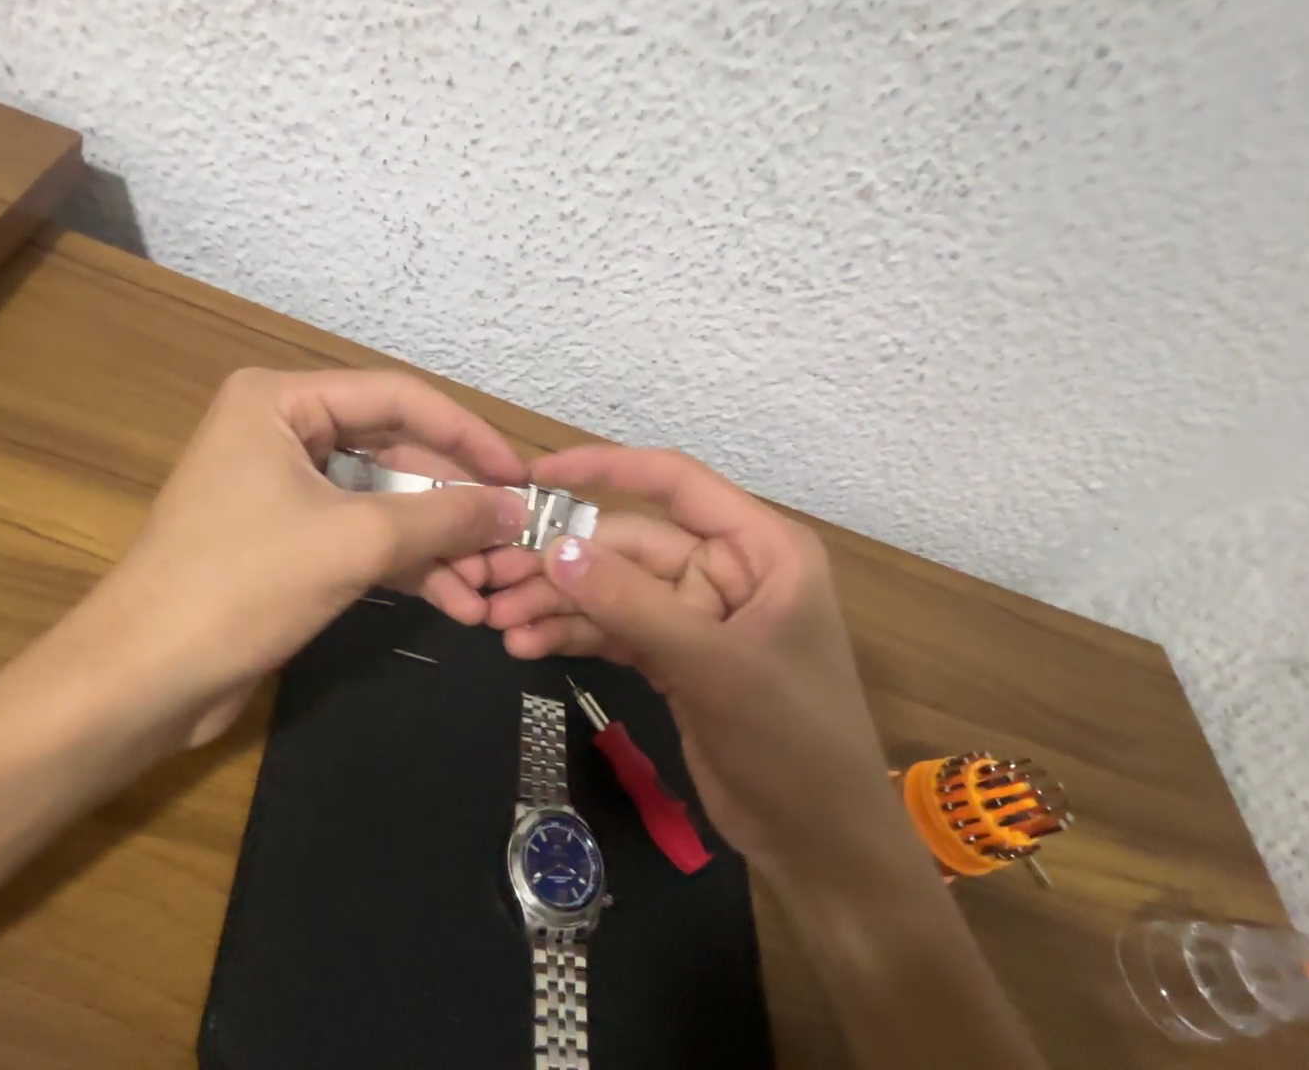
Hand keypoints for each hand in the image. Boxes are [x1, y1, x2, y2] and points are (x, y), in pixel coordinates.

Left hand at [46, 368, 528, 752]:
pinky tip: (455, 603)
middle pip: (395, 454)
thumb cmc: (241, 585)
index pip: (399, 398)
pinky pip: (361, 540)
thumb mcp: (353, 540)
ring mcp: (283, 491)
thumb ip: (442, 516)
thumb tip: (514, 507)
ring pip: (383, 504)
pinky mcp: (287, 544)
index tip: (522, 478)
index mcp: (281, 401)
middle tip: (510, 544)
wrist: (145, 678)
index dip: (468, 436)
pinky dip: (406, 569)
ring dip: (437, 547)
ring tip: (489, 590)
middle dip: (454, 505)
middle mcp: (280, 433)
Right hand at [483, 446, 896, 878]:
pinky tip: (527, 645)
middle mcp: (725, 570)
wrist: (815, 838)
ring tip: (498, 623)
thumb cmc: (790, 739)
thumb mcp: (711, 664)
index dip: (604, 470)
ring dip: (557, 605)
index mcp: (760, 548)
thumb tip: (555, 550)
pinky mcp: (671, 656)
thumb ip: (632, 604)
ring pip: (612, 591)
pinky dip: (572, 636)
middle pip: (628, 547)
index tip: (536, 475)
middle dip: (562, 567)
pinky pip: (613, 630)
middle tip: (494, 581)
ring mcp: (695, 615)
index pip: (675, 484)